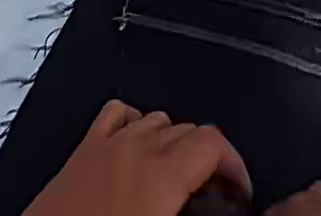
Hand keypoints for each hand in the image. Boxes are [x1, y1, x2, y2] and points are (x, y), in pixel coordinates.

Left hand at [23, 100, 250, 215]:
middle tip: (209, 194)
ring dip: (175, 144)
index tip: (238, 191)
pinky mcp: (82, 152)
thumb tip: (220, 210)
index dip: (235, 165)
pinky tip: (136, 149)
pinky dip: (135, 125)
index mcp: (161, 178)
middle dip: (208, 159)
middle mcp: (138, 151)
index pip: (214, 144)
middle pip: (191, 130)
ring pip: (159, 120)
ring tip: (176, 179)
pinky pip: (119, 114)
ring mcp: (108, 145)